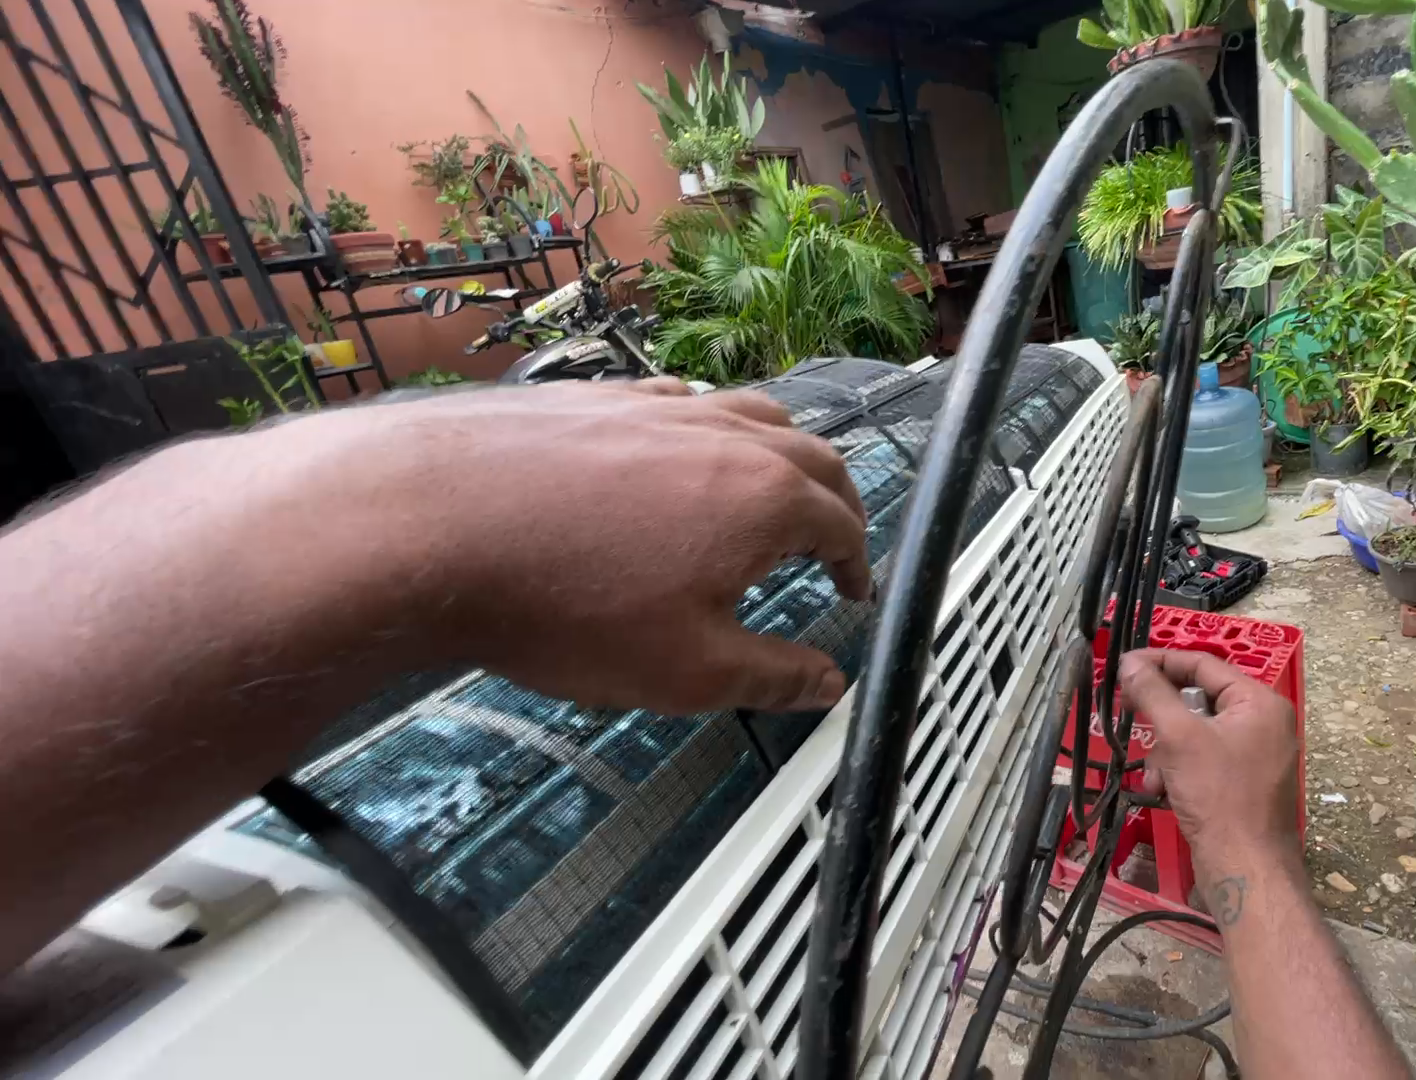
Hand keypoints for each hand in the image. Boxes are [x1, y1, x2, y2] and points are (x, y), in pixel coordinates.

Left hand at [272, 378, 870, 713]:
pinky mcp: (607, 394)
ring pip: (759, 415)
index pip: (843, 526)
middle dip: (839, 503)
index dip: (857, 564)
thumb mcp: (689, 671)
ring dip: (787, 456)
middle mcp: (733, 437)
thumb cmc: (572, 606)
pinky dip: (715, 429)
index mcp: (768, 499)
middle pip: (816, 458)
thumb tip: (830, 685)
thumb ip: (774, 676)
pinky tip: (687, 450)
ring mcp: (668, 406)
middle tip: (835, 542)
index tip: (853, 593)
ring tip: (778, 488)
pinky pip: (688, 401)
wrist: (422, 523)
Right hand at [1118, 648, 1300, 872]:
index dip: (1159, 662)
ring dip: (1164, 750)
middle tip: (1126, 710)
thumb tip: (1129, 663)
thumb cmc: (1218, 795)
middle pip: (1196, 699)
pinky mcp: (1240, 783)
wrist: (1244, 869)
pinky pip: (1200, 758)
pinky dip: (1176, 770)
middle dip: (1160, 716)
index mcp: (1258, 703)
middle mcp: (1261, 723)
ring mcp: (1252, 755)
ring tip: (1154, 774)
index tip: (1123, 667)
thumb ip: (1152, 693)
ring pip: (1192, 732)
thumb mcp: (1179, 736)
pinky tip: (1162, 790)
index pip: (1202, 665)